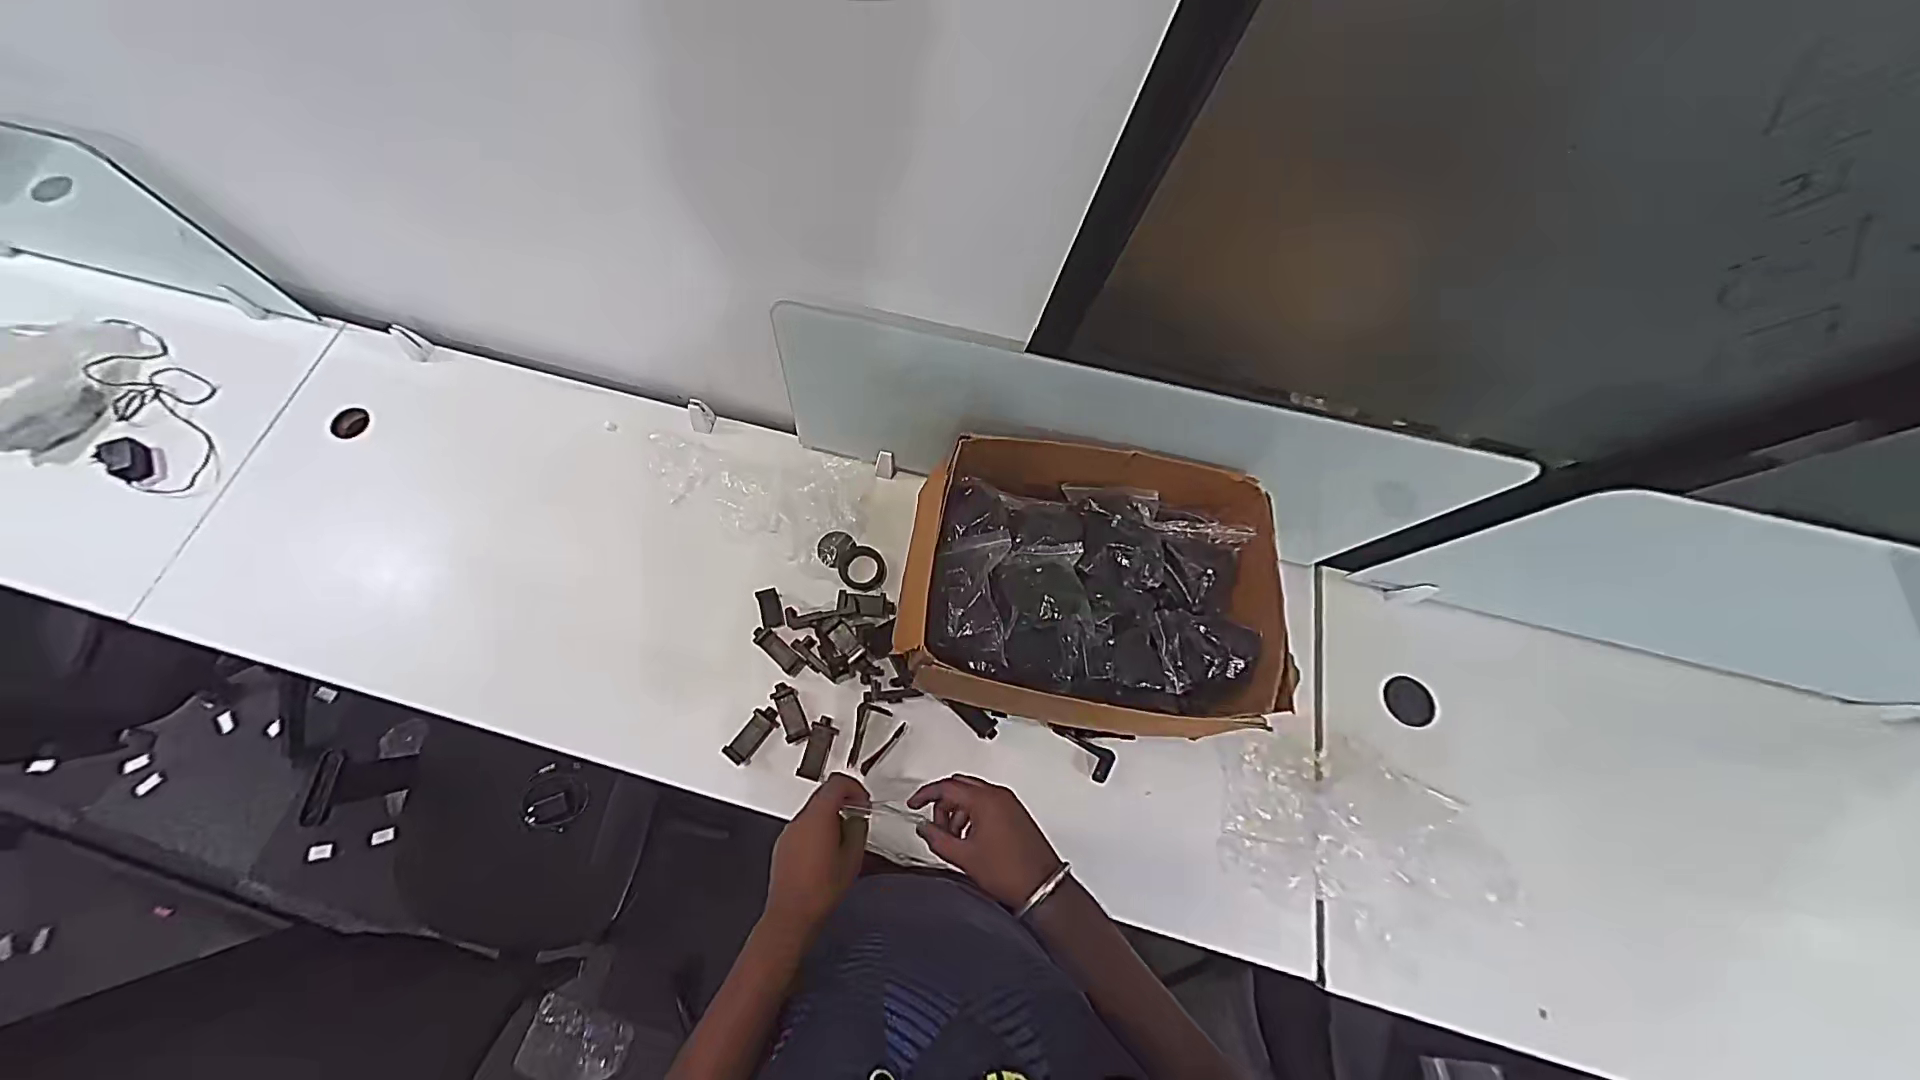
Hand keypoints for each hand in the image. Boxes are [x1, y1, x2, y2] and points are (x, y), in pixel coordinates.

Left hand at [764, 773, 869, 934]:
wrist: (792, 915)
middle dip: (844, 801)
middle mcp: (800, 820)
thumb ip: (858, 828)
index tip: (863, 801)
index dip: (855, 788)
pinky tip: (826, 851)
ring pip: (813, 811)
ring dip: (830, 816)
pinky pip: (803, 827)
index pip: (837, 783)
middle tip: (857, 815)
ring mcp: (789, 833)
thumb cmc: (820, 890)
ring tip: (844, 838)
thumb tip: (858, 818)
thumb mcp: (853, 856)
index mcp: (819, 816)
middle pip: (824, 794)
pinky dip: (817, 829)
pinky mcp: (783, 846)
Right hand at [908, 775, 1062, 908]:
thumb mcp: (964, 857)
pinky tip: (970, 839)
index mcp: (984, 800)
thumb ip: (938, 839)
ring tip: (955, 840)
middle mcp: (998, 795)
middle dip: (942, 804)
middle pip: (959, 786)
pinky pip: (986, 804)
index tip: (914, 803)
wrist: (1041, 886)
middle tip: (935, 826)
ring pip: (973, 795)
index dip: (925, 794)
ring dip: (958, 812)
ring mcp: (1008, 802)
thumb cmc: (1011, 873)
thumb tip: (925, 829)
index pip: (947, 786)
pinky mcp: (1015, 812)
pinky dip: (973, 815)